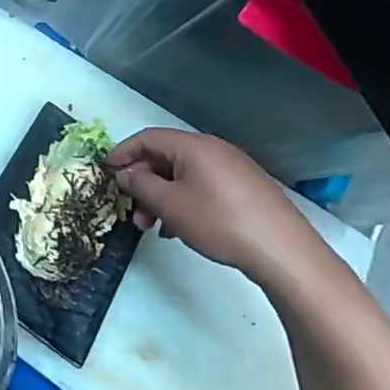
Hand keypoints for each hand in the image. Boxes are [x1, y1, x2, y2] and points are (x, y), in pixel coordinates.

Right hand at [106, 129, 323, 280]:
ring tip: (152, 226)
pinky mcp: (245, 189)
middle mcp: (214, 150)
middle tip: (130, 208)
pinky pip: (202, 186)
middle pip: (165, 157)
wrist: (283, 252)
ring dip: (161, 196)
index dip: (122, 152)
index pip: (147, 138)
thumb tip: (125, 173)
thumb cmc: (218, 222)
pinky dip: (183, 201)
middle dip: (142, 181)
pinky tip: (179, 228)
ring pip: (183, 176)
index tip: (105, 170)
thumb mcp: (169, 204)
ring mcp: (233, 169)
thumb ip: (139, 184)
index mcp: (194, 146)